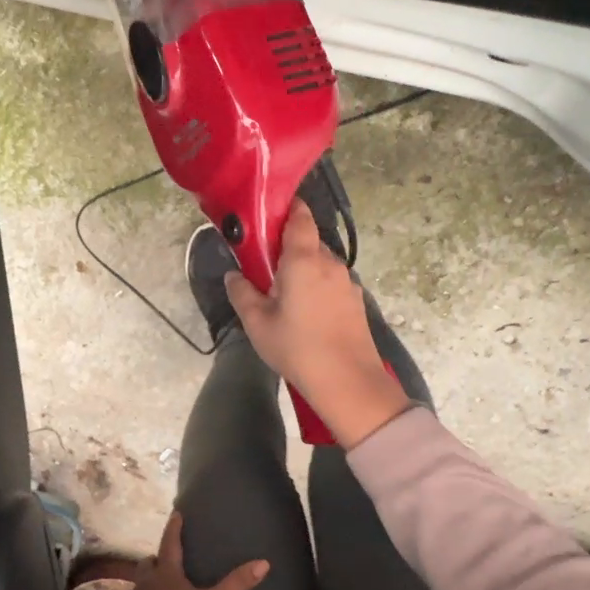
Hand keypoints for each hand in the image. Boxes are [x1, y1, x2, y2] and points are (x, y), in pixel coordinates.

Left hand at [122, 512, 267, 589]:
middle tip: (168, 561)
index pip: (170, 544)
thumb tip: (263, 563)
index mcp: (166, 574)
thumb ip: (236, 585)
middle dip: (157, 559)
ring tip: (162, 588)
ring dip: (150, 582)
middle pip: (148, 563)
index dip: (174, 529)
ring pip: (141, 583)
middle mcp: (146, 583)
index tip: (175, 515)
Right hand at [225, 199, 411, 447]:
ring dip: (302, 271)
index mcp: (303, 260)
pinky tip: (304, 312)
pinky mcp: (356, 302)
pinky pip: (331, 283)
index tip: (268, 213)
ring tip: (282, 294)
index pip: (300, 218)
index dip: (287, 209)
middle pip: (308, 242)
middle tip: (263, 266)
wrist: (347, 381)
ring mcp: (347, 282)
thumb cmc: (296, 347)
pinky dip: (316, 287)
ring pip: (320, 265)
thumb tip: (234, 276)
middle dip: (287, 248)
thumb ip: (242, 293)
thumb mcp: (256, 323)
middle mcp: (329, 263)